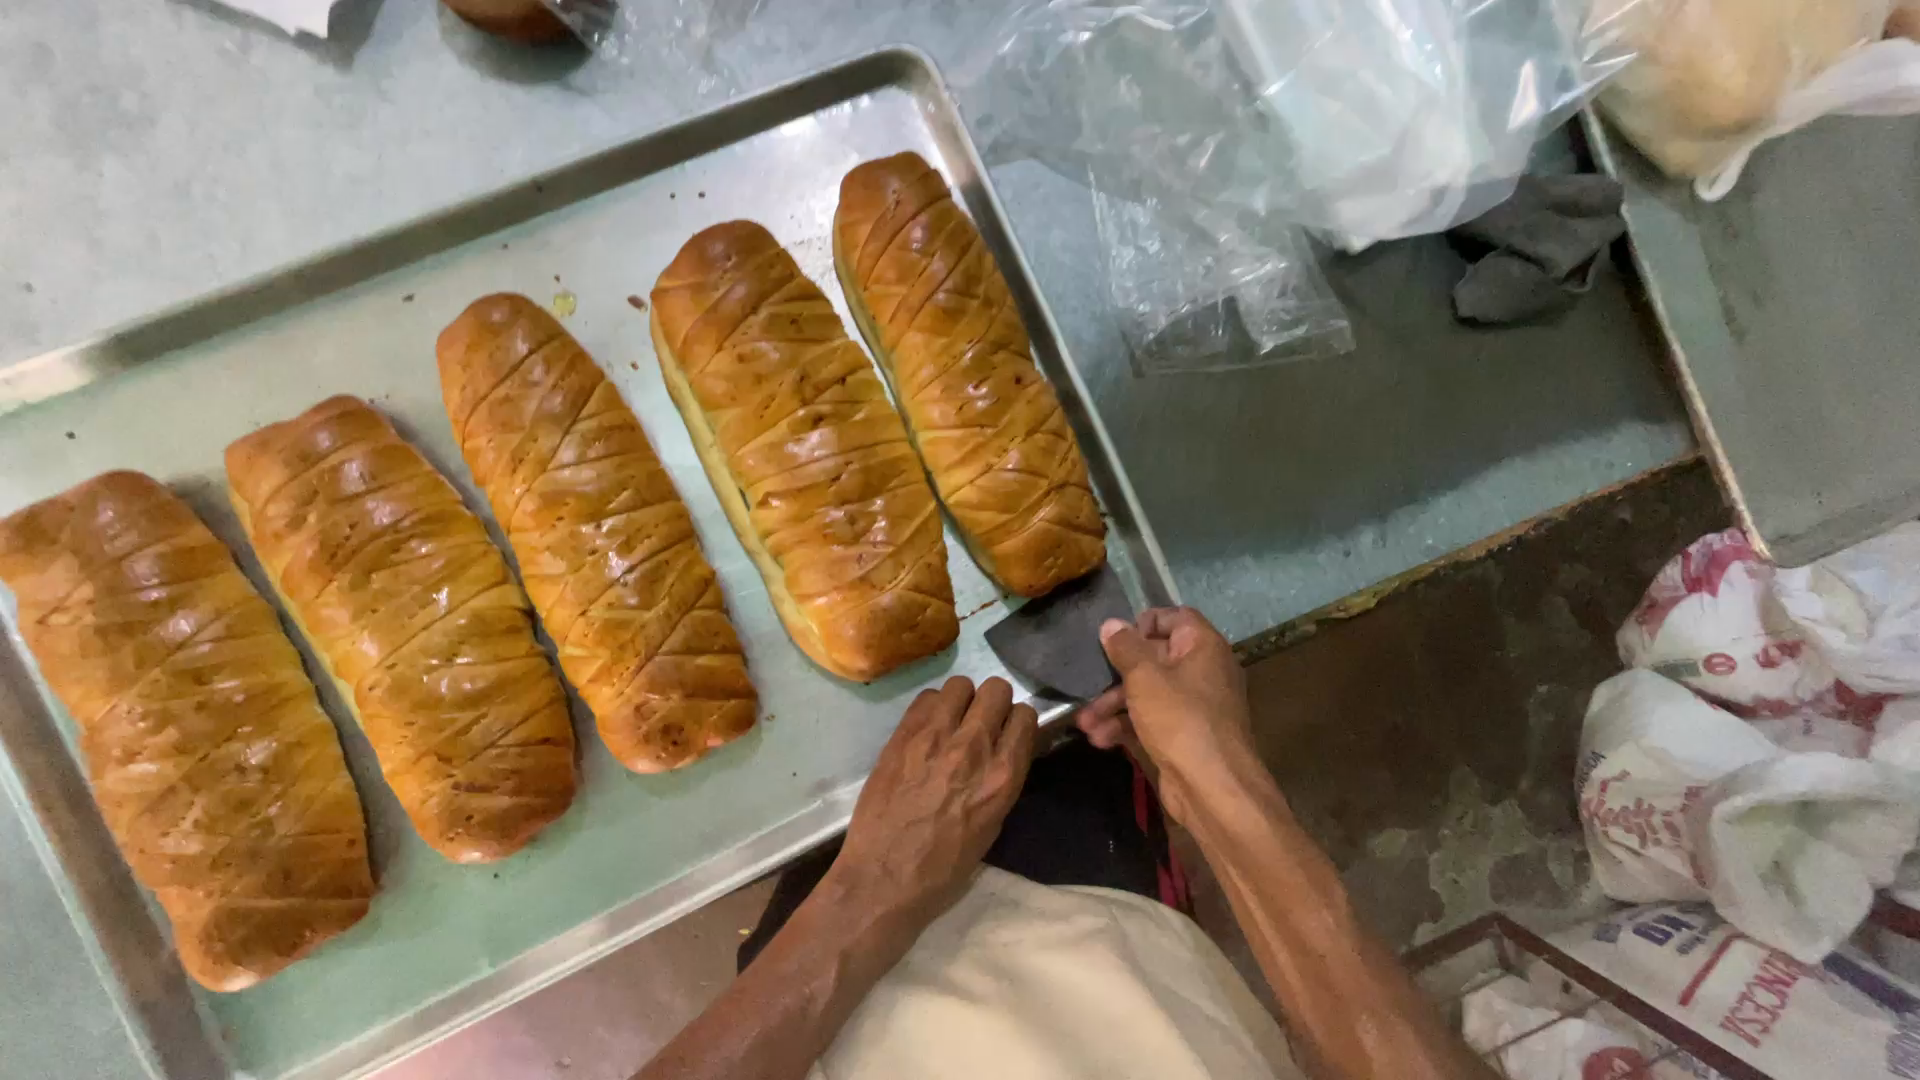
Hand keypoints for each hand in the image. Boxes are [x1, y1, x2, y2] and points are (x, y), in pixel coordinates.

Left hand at [830, 676, 1036, 927]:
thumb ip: (1001, 780)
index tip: (1009, 730)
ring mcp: (934, 737)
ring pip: (961, 685)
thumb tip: (1003, 752)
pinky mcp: (903, 735)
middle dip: (994, 702)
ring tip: (953, 722)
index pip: (1025, 717)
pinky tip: (927, 730)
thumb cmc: (944, 867)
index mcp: (1001, 777)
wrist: (884, 878)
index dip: (1018, 721)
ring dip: (962, 700)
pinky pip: (927, 698)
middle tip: (982, 721)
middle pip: (996, 690)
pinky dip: (933, 708)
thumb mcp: (991, 826)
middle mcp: (973, 748)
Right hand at [1076, 606, 1256, 821]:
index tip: (1115, 638)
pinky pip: (1151, 721)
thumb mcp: (1145, 678)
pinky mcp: (1183, 736)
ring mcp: (1194, 707)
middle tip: (1087, 683)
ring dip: (1114, 705)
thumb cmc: (1181, 720)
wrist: (1214, 789)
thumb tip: (1111, 624)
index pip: (1175, 617)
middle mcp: (1202, 672)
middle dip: (1116, 674)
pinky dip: (1126, 726)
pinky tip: (1099, 739)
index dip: (1144, 622)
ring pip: (1148, 694)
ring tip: (1084, 722)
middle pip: (1154, 659)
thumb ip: (1125, 648)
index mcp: (1202, 647)